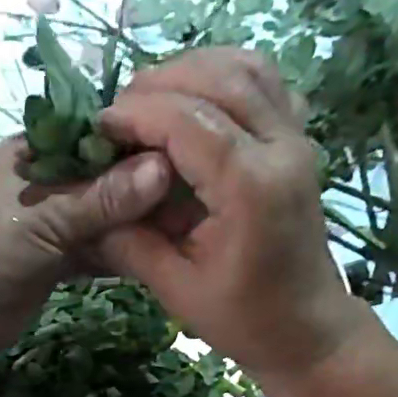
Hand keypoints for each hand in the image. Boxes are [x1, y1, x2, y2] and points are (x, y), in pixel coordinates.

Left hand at [0, 137, 171, 354]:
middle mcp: (49, 180)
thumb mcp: (49, 216)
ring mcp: (55, 221)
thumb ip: (105, 196)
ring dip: (139, 225)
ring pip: (109, 216)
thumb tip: (166, 167)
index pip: (101, 135)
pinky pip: (102, 249)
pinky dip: (125, 253)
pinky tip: (160, 256)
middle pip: (109, 177)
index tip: (188, 154)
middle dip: (146, 189)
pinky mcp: (61, 258)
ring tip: (187, 228)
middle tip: (195, 198)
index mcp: (37, 151)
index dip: (141, 144)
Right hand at [97, 49, 366, 380]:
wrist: (306, 328)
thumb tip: (91, 199)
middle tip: (117, 112)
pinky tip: (194, 102)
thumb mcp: (176, 290)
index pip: (187, 121)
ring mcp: (297, 139)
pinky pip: (264, 84)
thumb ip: (132, 241)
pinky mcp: (298, 141)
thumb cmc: (243, 319)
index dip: (136, 114)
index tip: (98, 128)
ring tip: (150, 100)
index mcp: (251, 188)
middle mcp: (281, 148)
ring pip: (245, 68)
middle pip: (217, 79)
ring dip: (191, 71)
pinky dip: (223, 78)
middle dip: (158, 84)